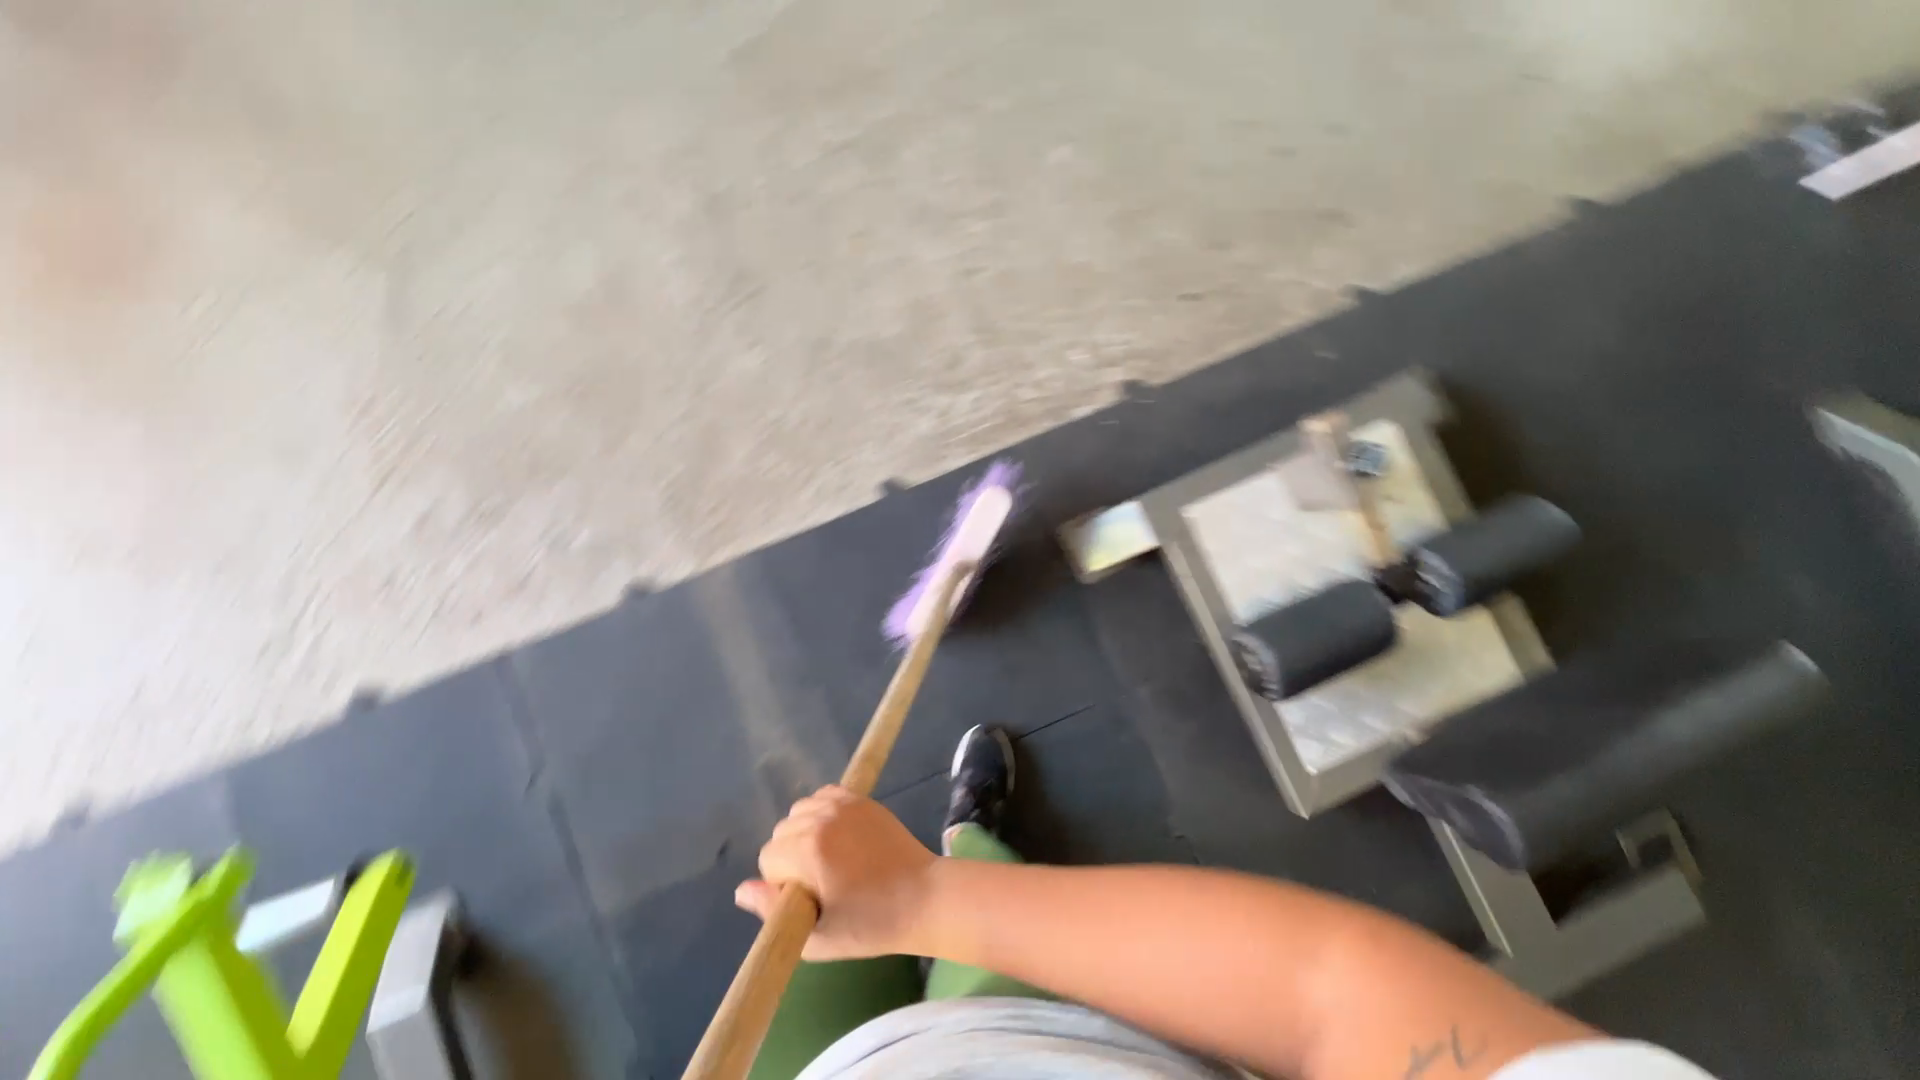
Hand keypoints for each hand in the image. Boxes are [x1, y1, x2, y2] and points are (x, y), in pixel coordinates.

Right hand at [734, 785, 938, 960]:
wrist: (925, 898)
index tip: (810, 900)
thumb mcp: (818, 936)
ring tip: (830, 860)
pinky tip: (838, 837)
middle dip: (790, 858)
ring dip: (805, 834)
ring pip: (800, 812)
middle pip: (781, 832)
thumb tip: (742, 891)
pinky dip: (822, 813)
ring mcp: (844, 804)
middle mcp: (822, 818)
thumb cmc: (872, 924)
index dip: (782, 885)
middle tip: (822, 884)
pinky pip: (824, 796)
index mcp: (808, 850)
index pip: (767, 859)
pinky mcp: (863, 800)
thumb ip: (773, 912)